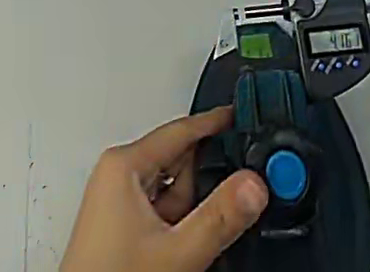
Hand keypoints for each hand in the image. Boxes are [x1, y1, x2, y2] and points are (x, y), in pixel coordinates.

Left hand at [59, 107, 267, 271]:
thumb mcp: (176, 254)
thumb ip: (220, 216)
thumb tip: (252, 185)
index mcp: (124, 165)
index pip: (182, 129)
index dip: (216, 123)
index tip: (242, 116)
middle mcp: (118, 176)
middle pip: (180, 160)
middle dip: (202, 188)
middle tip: (213, 216)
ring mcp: (117, 202)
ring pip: (173, 190)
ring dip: (189, 213)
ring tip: (184, 248)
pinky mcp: (120, 226)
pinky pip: (161, 212)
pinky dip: (176, 227)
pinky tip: (177, 254)